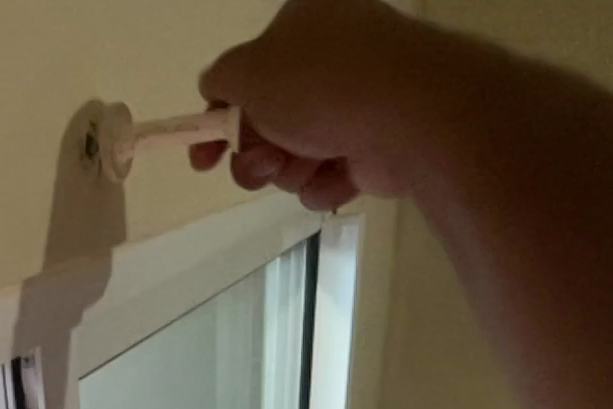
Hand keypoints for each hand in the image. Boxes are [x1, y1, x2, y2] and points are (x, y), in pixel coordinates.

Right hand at [189, 0, 454, 209]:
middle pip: (264, 123)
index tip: (205, 159)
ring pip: (291, 154)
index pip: (245, 75)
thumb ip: (218, 80)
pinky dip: (321, 182)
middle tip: (261, 163)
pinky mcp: (373, 141)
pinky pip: (325, 173)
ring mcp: (355, 99)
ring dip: (286, 170)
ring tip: (304, 164)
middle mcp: (331, 56)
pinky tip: (336, 171)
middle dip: (253, 154)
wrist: (407, 113)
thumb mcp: (246, 71)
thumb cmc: (319, 83)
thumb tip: (217, 89)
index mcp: (305, 23)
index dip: (216, 120)